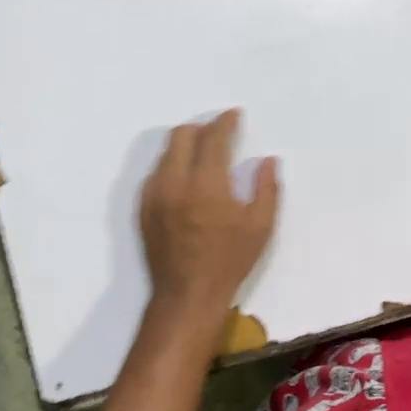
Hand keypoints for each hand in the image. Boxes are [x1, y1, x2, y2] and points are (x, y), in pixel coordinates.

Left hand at [138, 110, 279, 340]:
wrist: (186, 295)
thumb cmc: (229, 261)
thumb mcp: (260, 226)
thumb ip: (266, 188)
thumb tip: (267, 160)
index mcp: (207, 184)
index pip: (213, 138)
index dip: (224, 122)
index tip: (234, 116)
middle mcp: (175, 182)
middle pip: (181, 135)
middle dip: (201, 128)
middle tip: (218, 134)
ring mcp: (154, 195)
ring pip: (165, 153)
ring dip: (184, 145)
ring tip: (202, 155)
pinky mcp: (143, 208)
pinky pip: (155, 173)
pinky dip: (171, 166)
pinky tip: (185, 179)